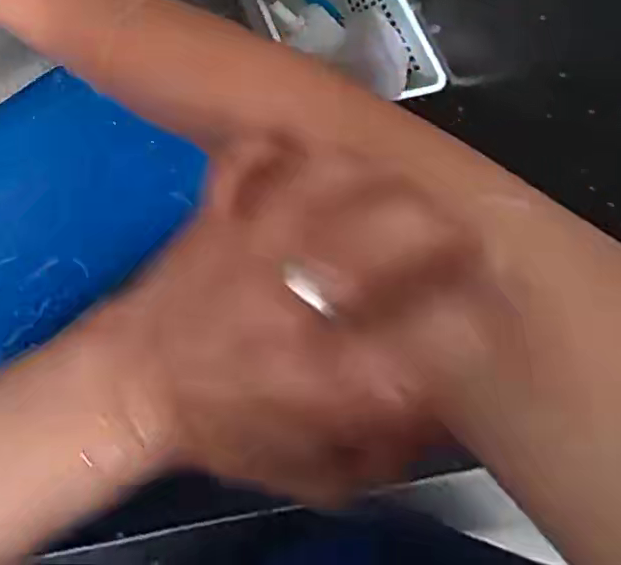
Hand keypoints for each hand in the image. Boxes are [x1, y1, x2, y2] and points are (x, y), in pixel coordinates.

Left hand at [89, 138, 503, 505]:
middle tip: (456, 233)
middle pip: (390, 232)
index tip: (489, 304)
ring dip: (370, 175)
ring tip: (392, 187)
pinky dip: (276, 146)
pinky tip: (300, 155)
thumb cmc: (222, 430)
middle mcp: (293, 299)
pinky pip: (246, 159)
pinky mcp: (213, 216)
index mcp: (329, 376)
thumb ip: (387, 446)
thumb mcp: (315, 473)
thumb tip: (438, 399)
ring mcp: (248, 244)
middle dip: (441, 227)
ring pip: (323, 180)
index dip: (480, 315)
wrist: (131, 381)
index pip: (436, 335)